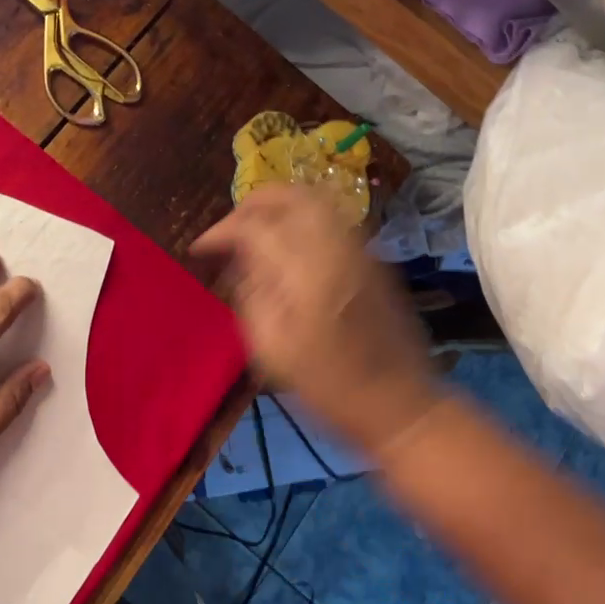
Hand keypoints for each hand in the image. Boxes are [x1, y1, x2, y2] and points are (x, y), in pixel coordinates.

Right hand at [190, 183, 438, 451]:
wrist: (403, 407)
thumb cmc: (331, 388)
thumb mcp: (273, 350)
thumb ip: (252, 295)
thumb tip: (244, 263)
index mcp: (305, 271)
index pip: (254, 226)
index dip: (222, 231)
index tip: (201, 249)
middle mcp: (335, 247)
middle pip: (289, 195)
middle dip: (252, 204)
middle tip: (230, 228)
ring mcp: (360, 250)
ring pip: (315, 201)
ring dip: (278, 207)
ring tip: (256, 232)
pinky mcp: (375, 260)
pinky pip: (334, 220)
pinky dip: (303, 219)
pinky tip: (289, 247)